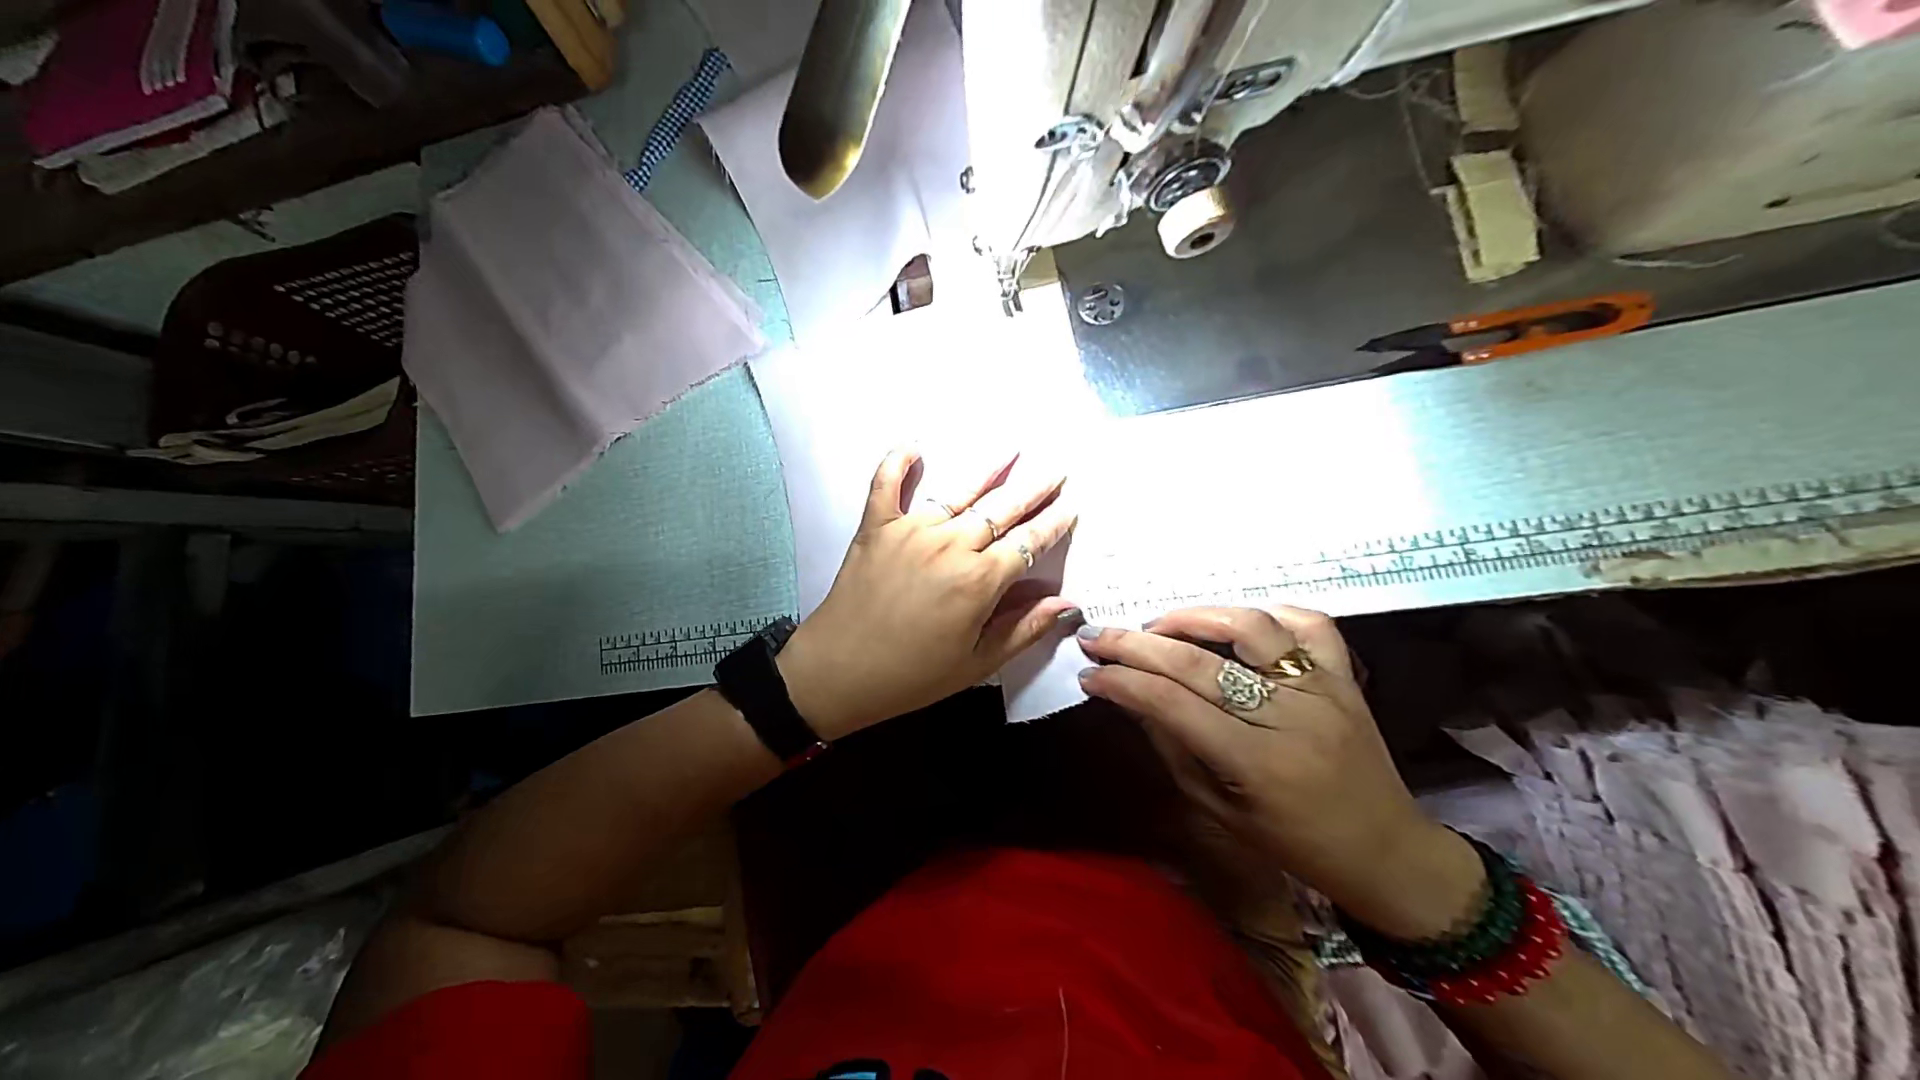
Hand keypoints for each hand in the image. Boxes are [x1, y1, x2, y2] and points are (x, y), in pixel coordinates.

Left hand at [777, 449, 1078, 740]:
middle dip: (1033, 489)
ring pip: (958, 493)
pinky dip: (898, 464)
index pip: (1028, 543)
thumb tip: (1068, 604)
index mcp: (980, 580)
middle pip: (1001, 510)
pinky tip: (914, 446)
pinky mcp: (876, 527)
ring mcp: (911, 530)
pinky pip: (887, 485)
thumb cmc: (912, 675)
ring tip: (1012, 450)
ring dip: (987, 470)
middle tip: (1056, 470)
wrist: (838, 671)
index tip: (1072, 506)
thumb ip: (1024, 628)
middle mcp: (951, 544)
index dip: (1053, 524)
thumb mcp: (977, 663)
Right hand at [1075, 606, 1484, 939]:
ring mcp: (1322, 689)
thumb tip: (1130, 698)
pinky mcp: (1345, 676)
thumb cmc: (1294, 843)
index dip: (1122, 682)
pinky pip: (1310, 624)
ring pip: (1251, 628)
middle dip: (1136, 645)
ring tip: (1159, 624)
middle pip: (1198, 663)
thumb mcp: (1219, 810)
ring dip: (1195, 617)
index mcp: (1256, 763)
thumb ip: (1172, 748)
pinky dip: (1268, 613)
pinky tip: (1235, 622)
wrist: (1386, 851)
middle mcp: (1289, 716)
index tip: (1089, 672)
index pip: (1171, 704)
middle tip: (1098, 635)